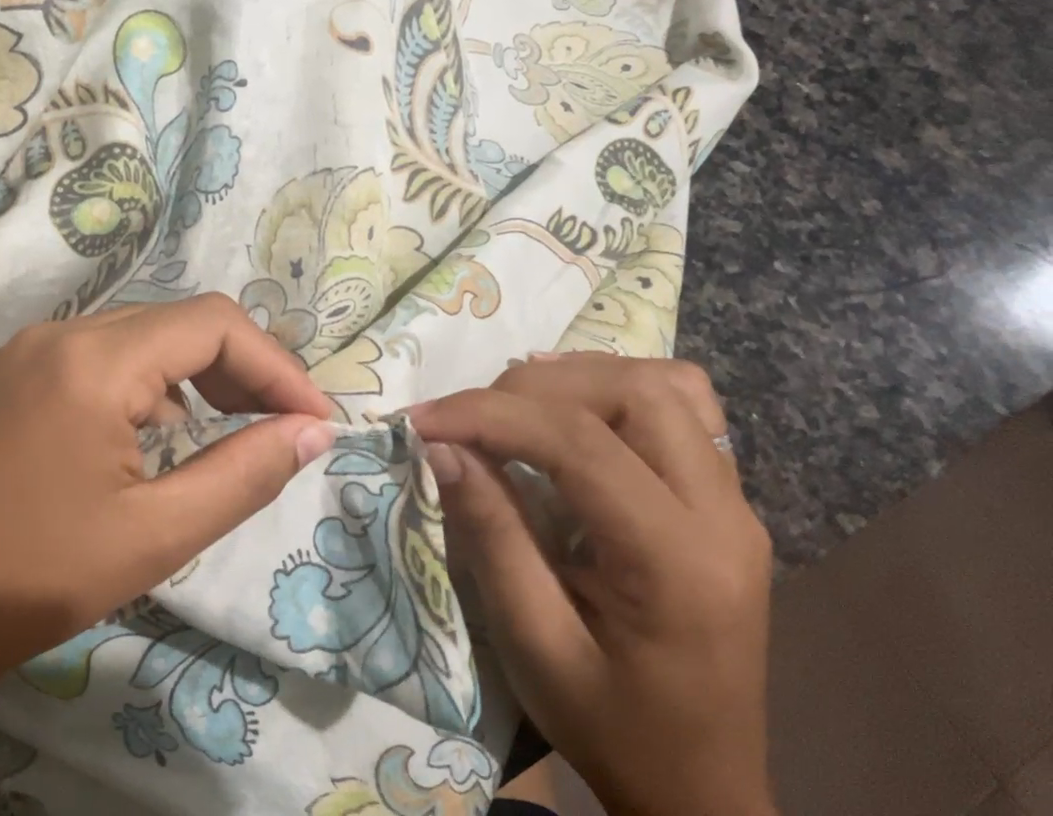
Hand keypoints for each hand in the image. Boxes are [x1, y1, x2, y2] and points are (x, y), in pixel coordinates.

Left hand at [0, 292, 337, 675]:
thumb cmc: (31, 579)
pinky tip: (152, 440)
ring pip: (134, 340)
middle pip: (174, 323)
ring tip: (227, 437)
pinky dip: (141, 389)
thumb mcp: (155, 535)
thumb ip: (243, 474)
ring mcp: (23, 353)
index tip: (315, 423)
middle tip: (282, 431)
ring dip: (191, 379)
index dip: (277, 366)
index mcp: (94, 360)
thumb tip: (312, 431)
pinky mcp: (5, 380)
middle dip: (240, 371)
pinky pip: (93, 361)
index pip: (213, 323)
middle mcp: (57, 334)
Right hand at [410, 353, 775, 815]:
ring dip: (580, 379)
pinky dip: (619, 392)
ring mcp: (737, 505)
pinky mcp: (727, 505)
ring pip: (668, 386)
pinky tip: (571, 415)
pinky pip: (686, 411)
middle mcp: (724, 516)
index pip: (580, 442)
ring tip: (511, 408)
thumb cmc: (607, 723)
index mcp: (676, 560)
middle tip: (466, 420)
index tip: (418, 421)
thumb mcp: (531, 641)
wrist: (699, 782)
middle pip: (636, 393)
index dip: (488, 414)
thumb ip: (491, 535)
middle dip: (534, 388)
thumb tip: (441, 447)